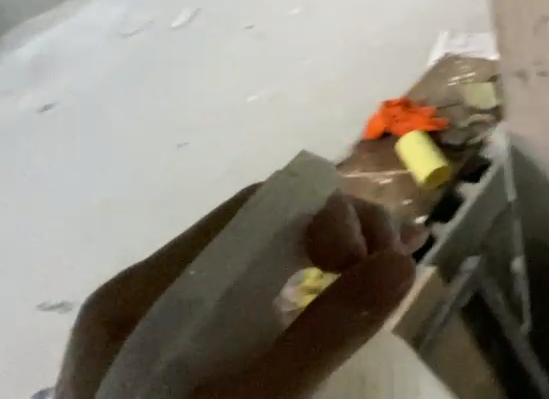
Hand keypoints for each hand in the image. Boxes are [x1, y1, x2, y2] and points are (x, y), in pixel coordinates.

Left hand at [56, 187, 417, 398]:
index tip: (376, 259)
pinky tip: (363, 280)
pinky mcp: (188, 339)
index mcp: (144, 294)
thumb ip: (319, 339)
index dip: (331, 217)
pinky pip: (265, 279)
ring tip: (400, 264)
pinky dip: (323, 272)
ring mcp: (168, 313)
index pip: (257, 209)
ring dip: (347, 246)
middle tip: (402, 261)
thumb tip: (404, 262)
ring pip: (277, 245)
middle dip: (350, 228)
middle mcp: (152, 287)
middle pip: (272, 222)